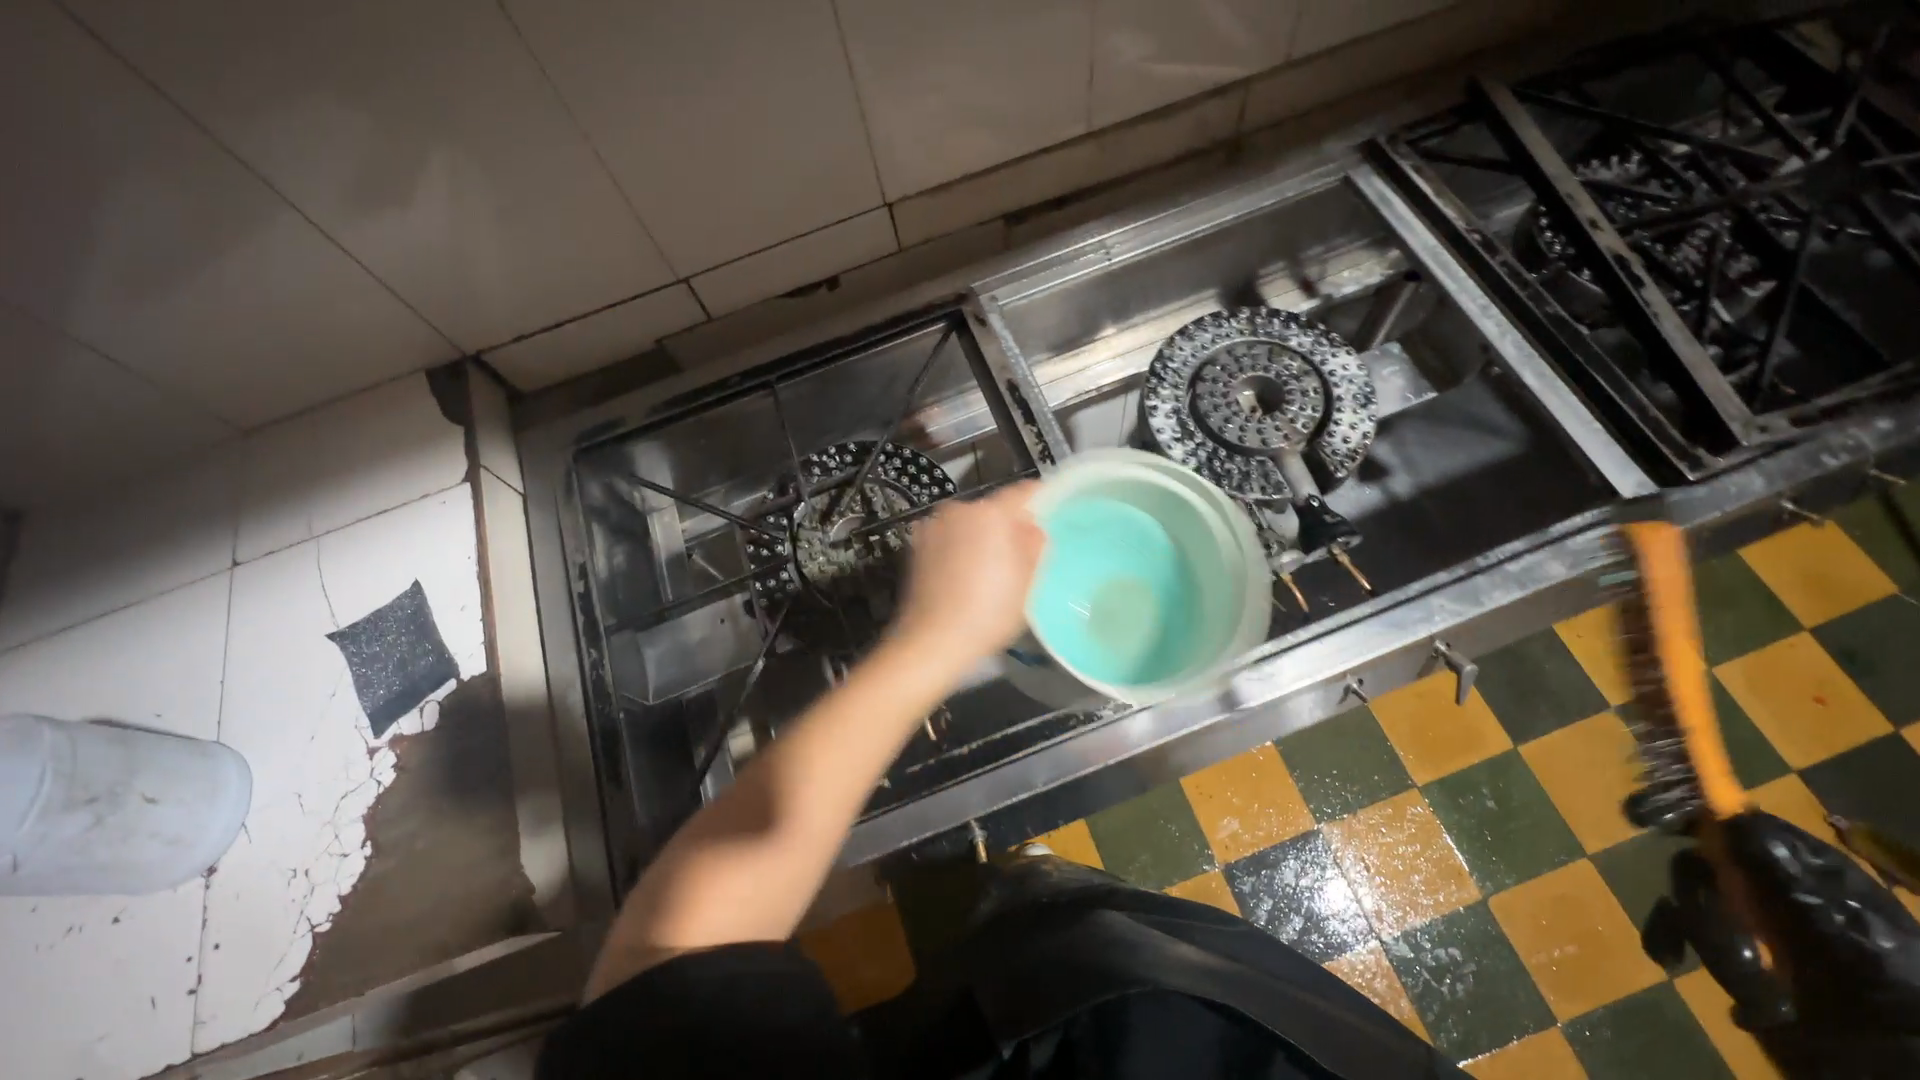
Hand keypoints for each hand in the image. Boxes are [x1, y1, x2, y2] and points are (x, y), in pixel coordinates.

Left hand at [890, 482, 1044, 665]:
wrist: (932, 640)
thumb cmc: (988, 612)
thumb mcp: (1026, 582)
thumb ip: (1034, 544)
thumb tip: (1031, 528)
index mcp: (990, 513)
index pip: (1022, 492)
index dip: (1038, 498)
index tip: (1048, 510)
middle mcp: (958, 510)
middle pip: (991, 509)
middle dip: (1005, 525)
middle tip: (1018, 554)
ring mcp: (932, 526)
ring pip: (967, 524)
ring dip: (978, 537)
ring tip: (987, 570)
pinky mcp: (915, 546)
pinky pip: (947, 539)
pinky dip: (957, 549)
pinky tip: (962, 578)